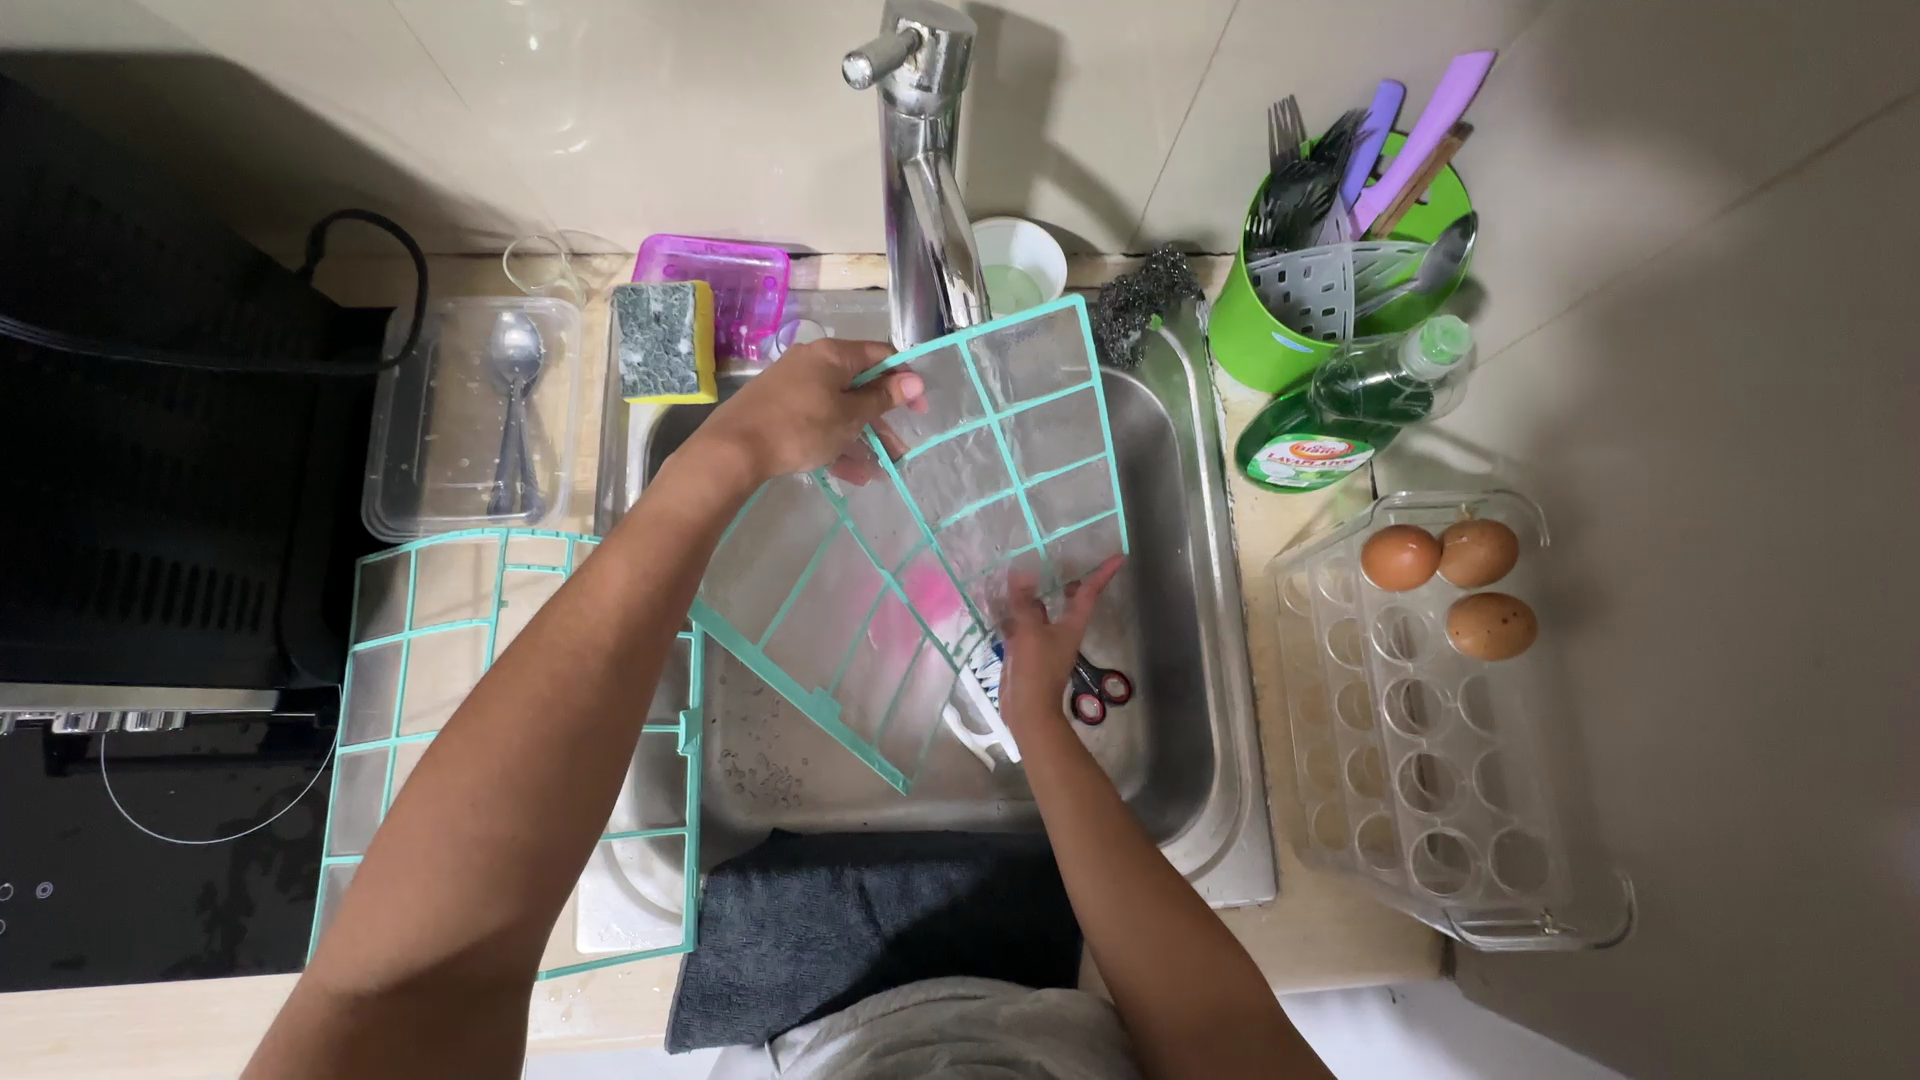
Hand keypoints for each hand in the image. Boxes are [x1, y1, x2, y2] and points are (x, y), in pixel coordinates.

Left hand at [685, 338, 924, 484]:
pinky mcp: (779, 409)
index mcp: (833, 354)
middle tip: (900, 450)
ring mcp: (794, 386)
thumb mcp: (849, 416)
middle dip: (882, 421)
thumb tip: (915, 379)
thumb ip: (882, 398)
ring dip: (861, 439)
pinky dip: (835, 443)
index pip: (880, 356)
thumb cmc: (801, 427)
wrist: (735, 449)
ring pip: (838, 409)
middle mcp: (813, 362)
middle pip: (859, 386)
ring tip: (878, 471)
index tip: (919, 410)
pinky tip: (851, 475)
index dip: (904, 381)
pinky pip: (818, 422)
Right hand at [999, 555, 1124, 728]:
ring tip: (1022, 576)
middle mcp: (1061, 631)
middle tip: (1061, 561)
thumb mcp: (1030, 631)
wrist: (1028, 709)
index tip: (1119, 556)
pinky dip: (1013, 613)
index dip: (1103, 573)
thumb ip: (1025, 602)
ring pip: (1041, 612)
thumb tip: (1022, 573)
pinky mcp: (1026, 651)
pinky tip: (1000, 604)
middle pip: (1069, 601)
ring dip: (1033, 596)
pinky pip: (1021, 626)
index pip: (1090, 593)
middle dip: (1068, 582)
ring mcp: (1043, 642)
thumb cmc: (1037, 670)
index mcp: (1072, 625)